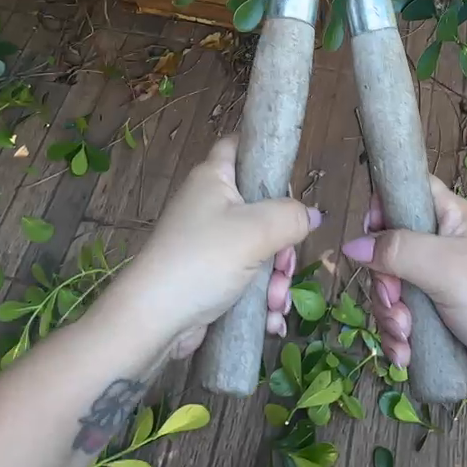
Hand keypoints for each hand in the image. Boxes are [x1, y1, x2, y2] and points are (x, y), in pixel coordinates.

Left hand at [102, 136, 319, 356]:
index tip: (290, 174)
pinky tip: (270, 319)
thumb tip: (312, 215)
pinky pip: (247, 280)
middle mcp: (210, 205)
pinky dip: (262, 298)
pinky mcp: (209, 277)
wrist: (154, 321)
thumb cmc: (203, 260)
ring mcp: (209, 243)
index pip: (238, 145)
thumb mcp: (256, 231)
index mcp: (214, 178)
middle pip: (263, 209)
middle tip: (285, 265)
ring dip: (276, 279)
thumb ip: (291, 217)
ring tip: (275, 302)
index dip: (264, 152)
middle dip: (284, 244)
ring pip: (260, 250)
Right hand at [342, 176, 466, 387]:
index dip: (381, 206)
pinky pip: (397, 317)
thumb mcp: (444, 266)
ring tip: (406, 337)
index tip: (371, 234)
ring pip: (387, 287)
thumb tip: (350, 245)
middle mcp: (435, 243)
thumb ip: (396, 250)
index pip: (403, 191)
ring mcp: (431, 280)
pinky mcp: (430, 314)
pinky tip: (405, 355)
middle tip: (396, 301)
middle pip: (385, 247)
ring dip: (389, 315)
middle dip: (383, 282)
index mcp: (445, 216)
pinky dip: (396, 336)